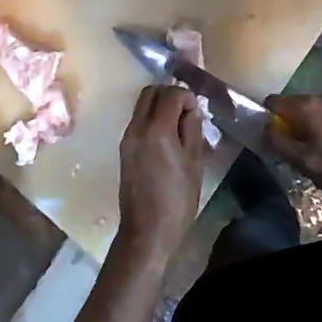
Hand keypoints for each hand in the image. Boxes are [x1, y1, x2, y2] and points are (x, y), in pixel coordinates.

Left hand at [115, 85, 208, 263]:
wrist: (147, 230)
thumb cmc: (178, 198)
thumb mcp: (194, 162)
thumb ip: (192, 129)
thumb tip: (190, 110)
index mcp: (157, 129)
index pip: (171, 93)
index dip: (187, 97)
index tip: (197, 113)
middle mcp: (137, 128)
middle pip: (150, 92)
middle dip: (170, 94)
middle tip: (186, 112)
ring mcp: (127, 138)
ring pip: (142, 105)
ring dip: (160, 105)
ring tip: (178, 126)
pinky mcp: (124, 149)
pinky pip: (138, 121)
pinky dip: (152, 118)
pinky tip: (167, 138)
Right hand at [263, 94, 321, 193]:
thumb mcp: (305, 159)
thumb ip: (279, 143)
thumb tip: (264, 128)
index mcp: (304, 106)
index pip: (272, 102)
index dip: (264, 119)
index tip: (267, 141)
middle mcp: (319, 100)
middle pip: (293, 116)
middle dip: (292, 140)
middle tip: (298, 163)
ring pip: (312, 128)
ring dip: (313, 149)